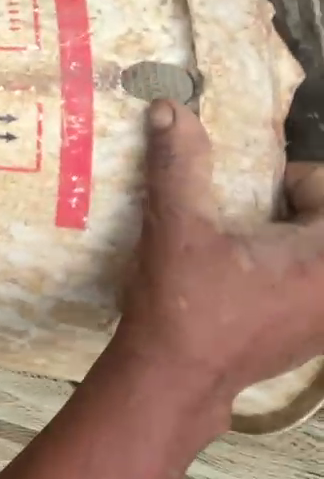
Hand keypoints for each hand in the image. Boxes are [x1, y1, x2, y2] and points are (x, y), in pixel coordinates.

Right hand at [109, 98, 323, 435]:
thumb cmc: (183, 296)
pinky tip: (242, 291)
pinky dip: (284, 276)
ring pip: (313, 251)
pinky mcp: (322, 331)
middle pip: (322, 218)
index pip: (320, 185)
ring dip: (282, 246)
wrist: (180, 369)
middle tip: (230, 230)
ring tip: (233, 261)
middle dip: (279, 215)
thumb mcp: (175, 226)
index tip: (235, 205)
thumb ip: (178, 167)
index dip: (275, 185)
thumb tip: (171, 109)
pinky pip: (309, 282)